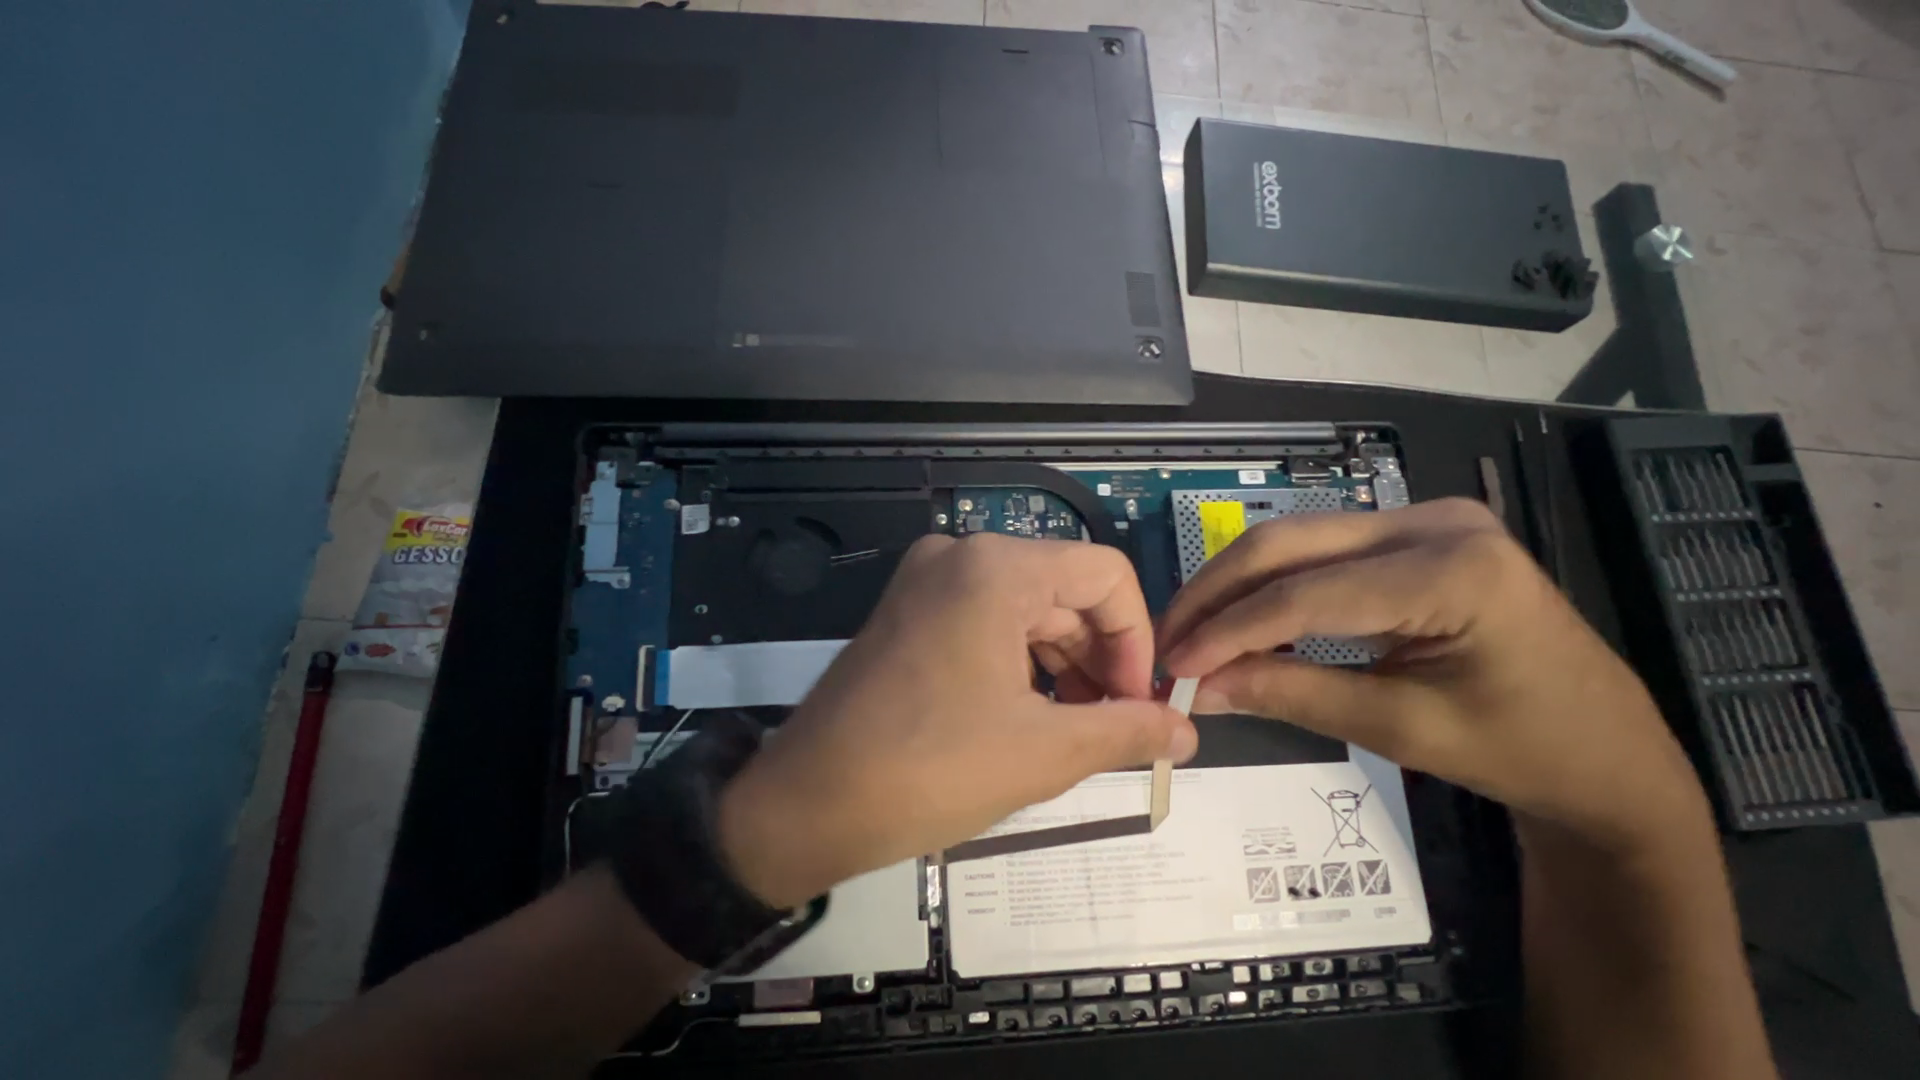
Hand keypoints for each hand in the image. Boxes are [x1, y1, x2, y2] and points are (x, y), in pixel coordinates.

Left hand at [718, 534, 1199, 906]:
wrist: (807, 805)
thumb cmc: (931, 769)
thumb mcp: (1044, 753)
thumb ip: (1127, 731)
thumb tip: (1187, 732)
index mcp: (996, 568)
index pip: (1106, 576)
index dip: (1137, 640)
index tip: (1138, 705)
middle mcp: (959, 556)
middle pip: (1065, 591)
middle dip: (1100, 659)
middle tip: (1115, 727)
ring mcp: (925, 583)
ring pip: (1026, 610)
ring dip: (1062, 666)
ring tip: (1077, 732)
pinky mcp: (906, 614)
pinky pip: (985, 623)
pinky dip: (1019, 664)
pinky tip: (1029, 718)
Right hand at [1158, 498, 1705, 849]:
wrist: (1611, 755)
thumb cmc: (1523, 751)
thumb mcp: (1402, 729)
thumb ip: (1294, 696)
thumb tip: (1199, 687)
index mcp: (1453, 569)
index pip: (1306, 593)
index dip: (1228, 630)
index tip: (1172, 665)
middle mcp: (1438, 522)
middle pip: (1291, 543)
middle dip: (1217, 593)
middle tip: (1166, 640)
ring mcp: (1431, 521)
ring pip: (1300, 541)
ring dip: (1239, 588)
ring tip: (1192, 633)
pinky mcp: (1420, 536)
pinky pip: (1326, 554)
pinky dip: (1276, 589)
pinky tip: (1242, 622)